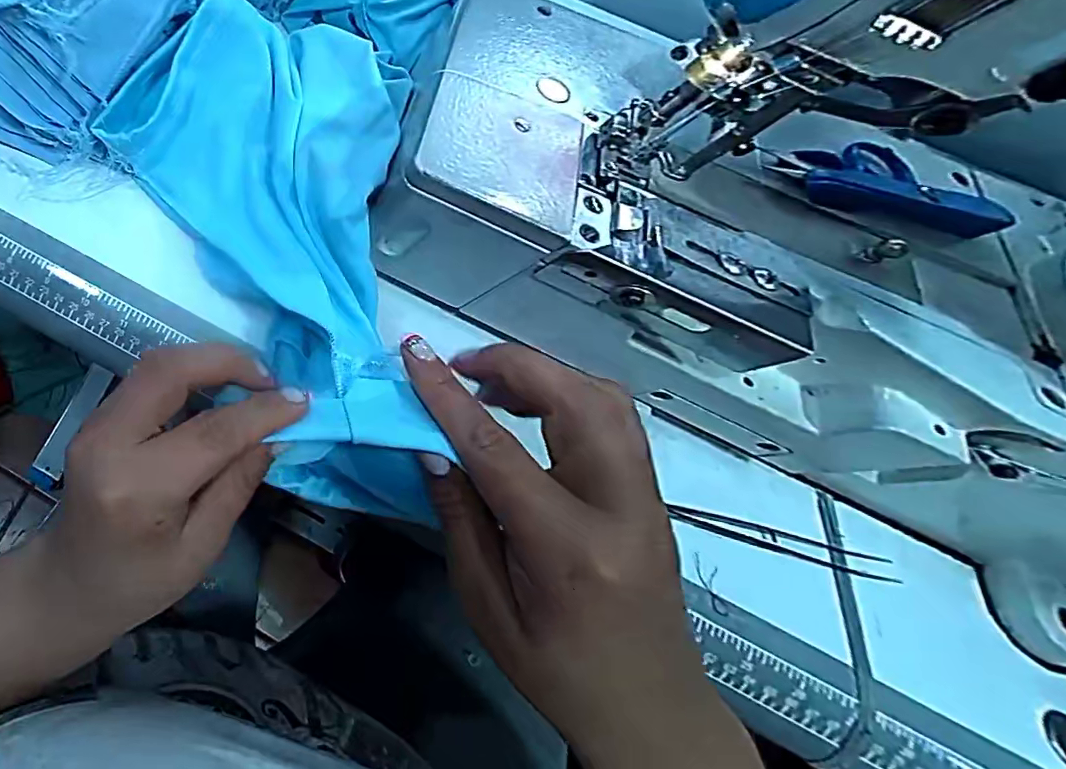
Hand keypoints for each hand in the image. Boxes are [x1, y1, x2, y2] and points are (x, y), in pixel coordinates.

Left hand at [27, 343, 307, 638]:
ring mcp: (95, 423)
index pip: (210, 432)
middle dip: (227, 361)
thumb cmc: (138, 582)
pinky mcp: (96, 416)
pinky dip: (188, 373)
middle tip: (269, 379)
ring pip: (156, 364)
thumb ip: (237, 484)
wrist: (67, 584)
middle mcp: (108, 443)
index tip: (300, 400)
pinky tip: (215, 390)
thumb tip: (275, 432)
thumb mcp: (201, 549)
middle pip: (170, 370)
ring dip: (208, 361)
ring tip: (249, 381)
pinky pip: (147, 377)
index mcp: (137, 489)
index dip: (261, 411)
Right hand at [400, 337, 759, 768]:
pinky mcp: (651, 491)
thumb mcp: (485, 603)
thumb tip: (432, 445)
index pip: (497, 447)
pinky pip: (613, 417)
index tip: (414, 353)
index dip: (448, 395)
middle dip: (511, 364)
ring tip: (490, 382)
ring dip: (543, 373)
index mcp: (569, 546)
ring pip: (603, 397)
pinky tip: (530, 407)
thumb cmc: (558, 670)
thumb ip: (459, 515)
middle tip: (459, 364)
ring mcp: (647, 496)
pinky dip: (566, 392)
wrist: (651, 711)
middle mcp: (620, 507)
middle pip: (575, 400)